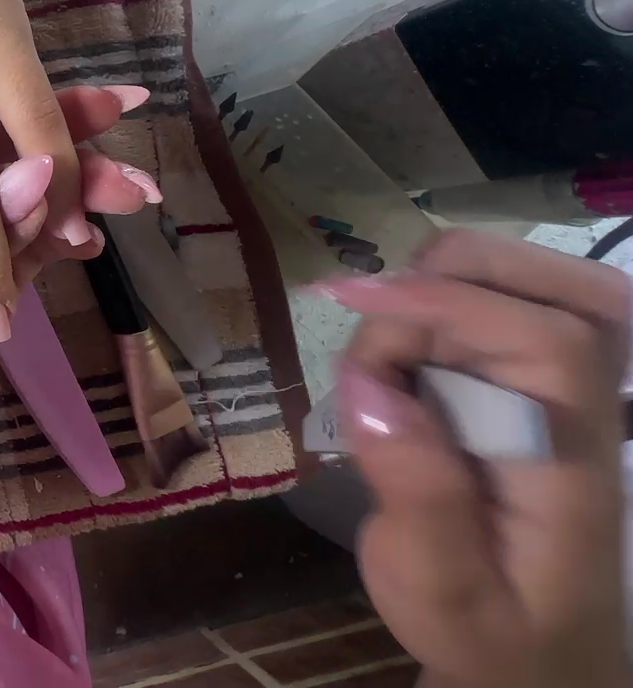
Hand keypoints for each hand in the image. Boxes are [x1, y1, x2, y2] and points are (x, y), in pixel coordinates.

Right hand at [323, 231, 632, 687]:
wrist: (524, 660)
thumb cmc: (480, 628)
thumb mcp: (438, 582)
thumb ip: (414, 490)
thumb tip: (370, 389)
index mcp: (568, 461)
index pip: (547, 342)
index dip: (448, 300)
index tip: (344, 298)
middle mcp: (573, 418)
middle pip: (568, 294)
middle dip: (458, 269)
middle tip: (368, 303)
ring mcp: (545, 405)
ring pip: (509, 299)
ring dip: (420, 303)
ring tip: (368, 375)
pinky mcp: (509, 402)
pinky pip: (477, 325)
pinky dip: (415, 319)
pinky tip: (379, 376)